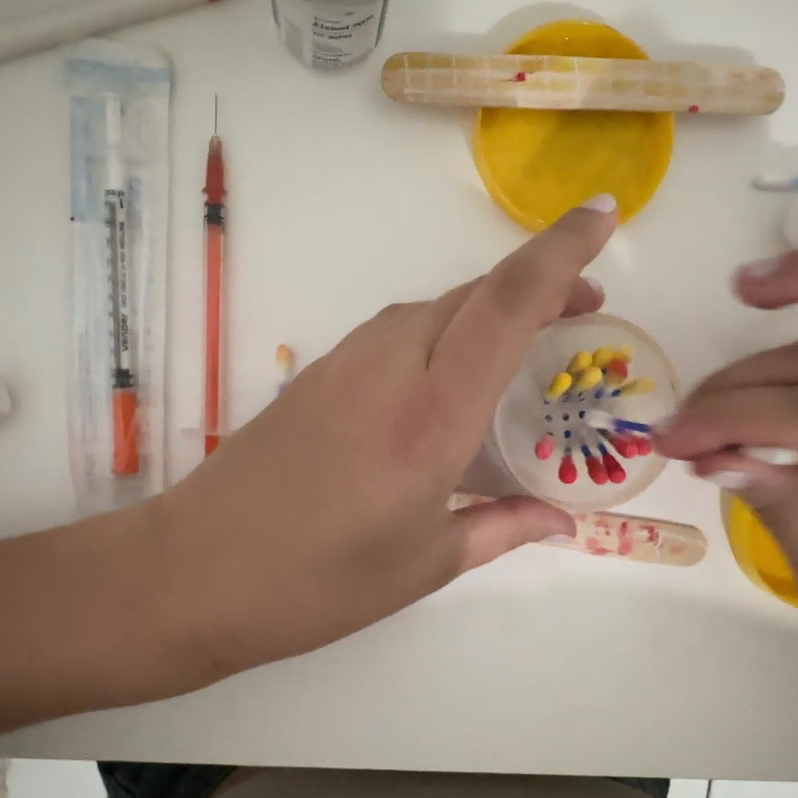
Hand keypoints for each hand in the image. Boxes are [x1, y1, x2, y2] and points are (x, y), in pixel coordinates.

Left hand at [147, 199, 618, 680]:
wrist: (192, 574)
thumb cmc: (317, 584)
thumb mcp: (425, 565)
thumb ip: (502, 528)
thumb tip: (563, 521)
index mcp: (429, 418)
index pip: (507, 305)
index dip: (563, 252)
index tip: (605, 213)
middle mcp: (388, 369)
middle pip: (474, 294)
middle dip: (539, 282)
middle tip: (585, 310)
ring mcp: (343, 364)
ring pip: (432, 307)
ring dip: (487, 308)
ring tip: (527, 342)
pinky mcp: (315, 374)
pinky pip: (395, 331)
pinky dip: (442, 332)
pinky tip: (450, 375)